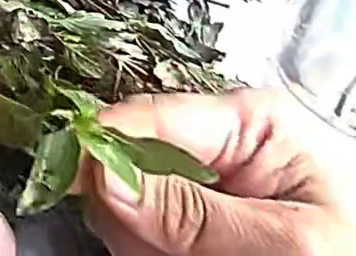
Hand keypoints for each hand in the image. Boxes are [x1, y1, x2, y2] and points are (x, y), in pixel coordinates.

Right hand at [78, 90, 355, 255]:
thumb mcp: (288, 246)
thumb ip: (196, 214)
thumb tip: (104, 177)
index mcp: (253, 121)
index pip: (156, 113)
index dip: (106, 139)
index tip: (67, 170)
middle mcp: (223, 141)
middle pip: (137, 151)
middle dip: (126, 198)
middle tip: (136, 244)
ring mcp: (210, 180)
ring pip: (134, 191)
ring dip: (136, 232)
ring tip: (158, 254)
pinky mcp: (203, 216)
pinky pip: (149, 224)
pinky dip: (145, 245)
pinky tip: (158, 254)